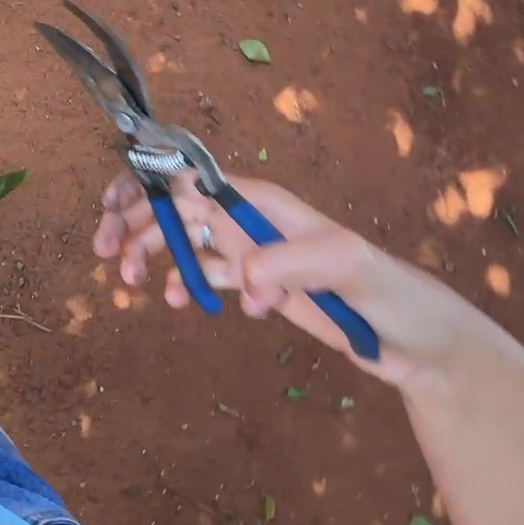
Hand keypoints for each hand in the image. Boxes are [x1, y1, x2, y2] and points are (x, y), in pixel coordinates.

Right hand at [93, 173, 509, 388]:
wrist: (419, 344)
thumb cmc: (390, 293)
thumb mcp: (349, 268)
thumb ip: (293, 262)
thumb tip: (241, 273)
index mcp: (257, 201)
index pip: (187, 180)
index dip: (145, 185)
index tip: (112, 203)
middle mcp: (243, 218)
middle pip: (170, 208)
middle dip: (131, 222)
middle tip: (104, 249)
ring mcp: (244, 249)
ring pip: (178, 241)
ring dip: (147, 255)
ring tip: (130, 282)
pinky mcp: (250, 282)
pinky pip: (200, 274)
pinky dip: (182, 284)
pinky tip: (181, 302)